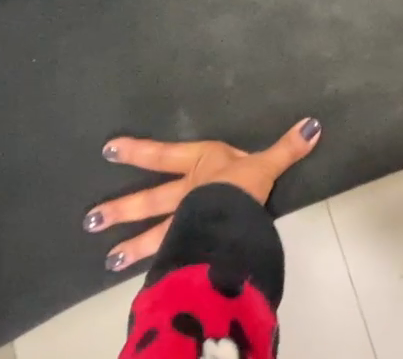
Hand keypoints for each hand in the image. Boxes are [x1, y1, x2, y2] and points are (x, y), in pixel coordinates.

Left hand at [81, 118, 322, 269]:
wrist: (234, 217)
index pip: (163, 155)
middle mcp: (186, 192)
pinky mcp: (189, 247)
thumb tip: (313, 125)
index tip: (108, 150)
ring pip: (154, 234)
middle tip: (90, 219)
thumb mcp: (267, 163)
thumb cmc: (246, 183)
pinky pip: (170, 256)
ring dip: (131, 246)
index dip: (137, 151)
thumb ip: (287, 147)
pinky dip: (155, 266)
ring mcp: (184, 222)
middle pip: (150, 199)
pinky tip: (141, 277)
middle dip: (122, 208)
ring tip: (107, 260)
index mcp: (201, 164)